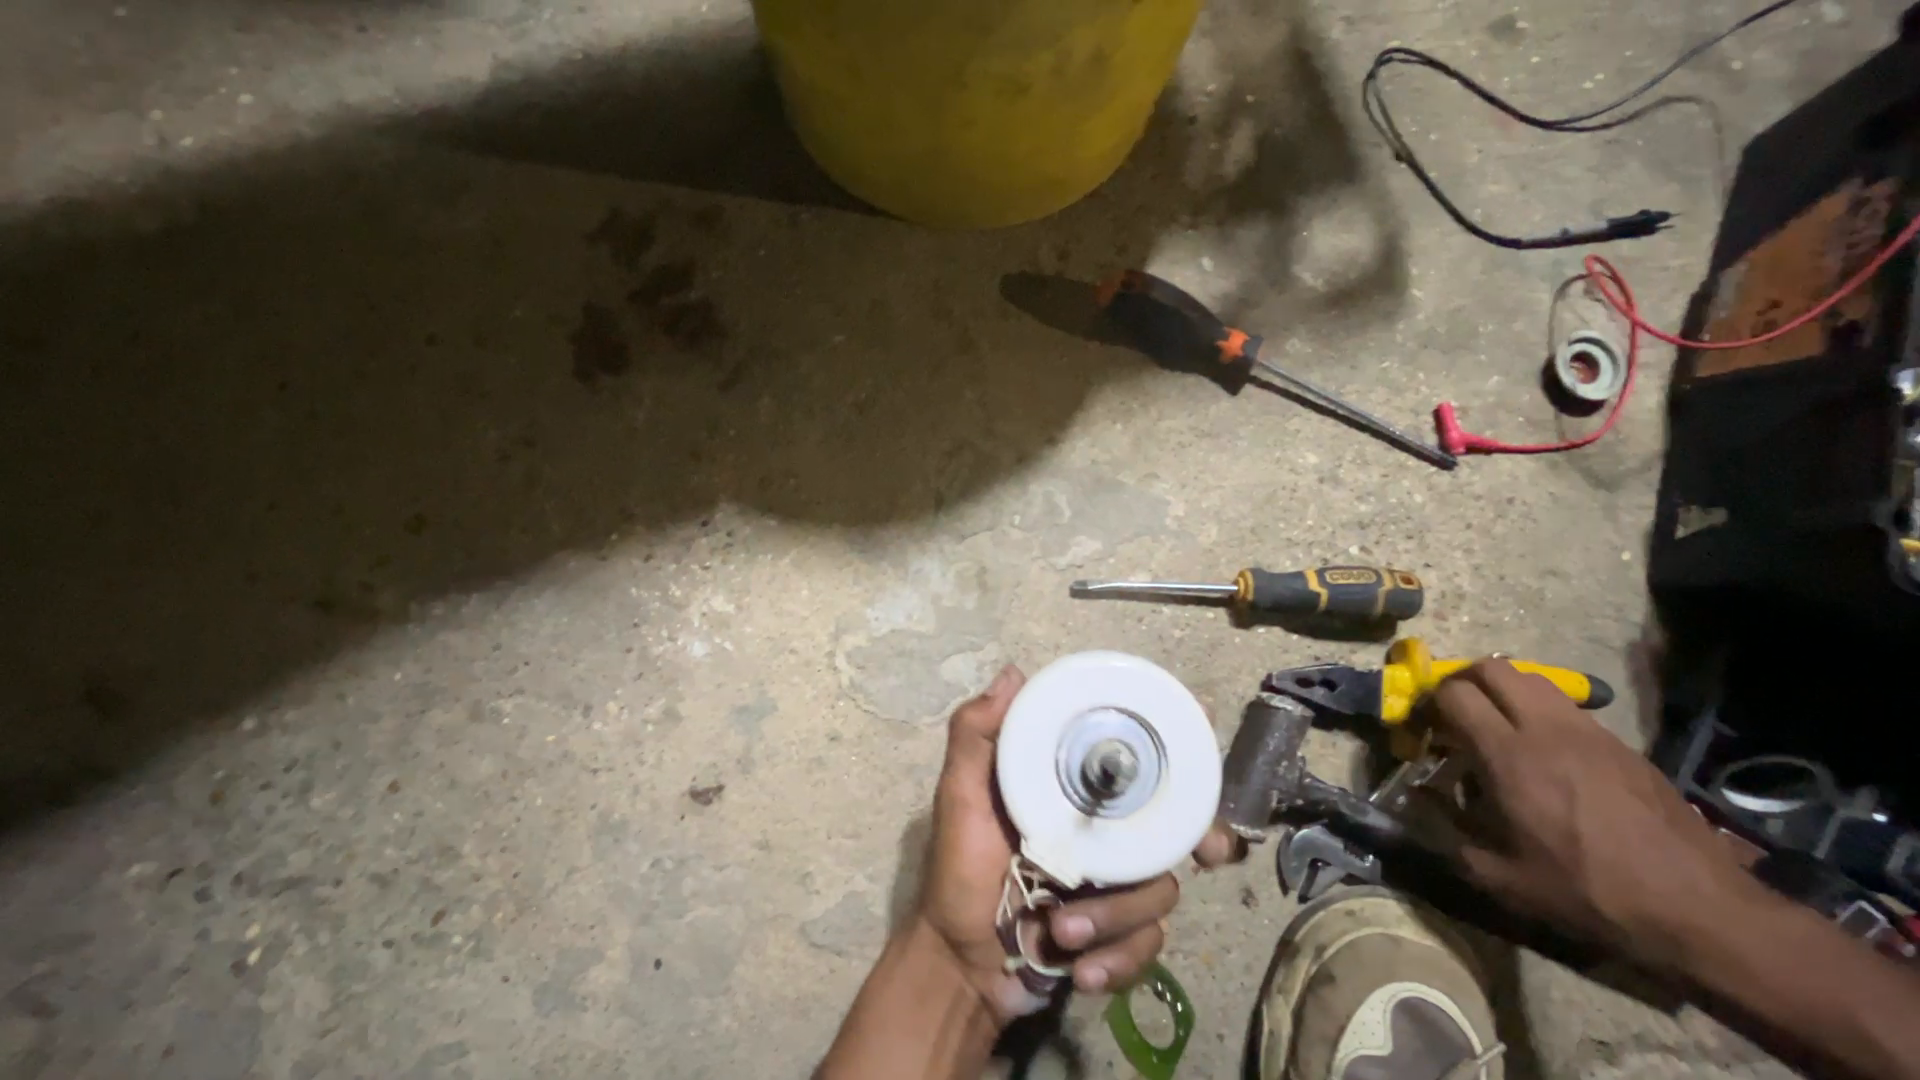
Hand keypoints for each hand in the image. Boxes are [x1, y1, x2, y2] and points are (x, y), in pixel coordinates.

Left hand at [918, 665, 1232, 1024]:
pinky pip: (1147, 946)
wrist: (958, 964)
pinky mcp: (1117, 940)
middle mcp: (1106, 837)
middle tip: (1206, 852)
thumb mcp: (960, 798)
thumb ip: (976, 738)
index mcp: (1077, 798)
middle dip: (1203, 839)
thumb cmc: (957, 872)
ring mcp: (1115, 889)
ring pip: (1161, 893)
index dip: (1182, 764)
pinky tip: (1080, 970)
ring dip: (1116, 917)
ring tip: (1064, 930)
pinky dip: (1117, 961)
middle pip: (1176, 829)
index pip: (1139, 771)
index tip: (1201, 770)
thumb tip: (1014, 674)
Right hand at [1429, 660, 1760, 966]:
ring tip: (1499, 729)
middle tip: (1455, 714)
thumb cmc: (1584, 892)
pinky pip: (1568, 708)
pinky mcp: (1621, 744)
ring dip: (1505, 692)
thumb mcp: (1499, 876)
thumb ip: (1445, 830)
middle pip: (1494, 668)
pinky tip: (1546, 757)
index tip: (1424, 727)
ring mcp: (1590, 731)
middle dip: (1464, 681)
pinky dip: (1542, 714)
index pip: (1455, 693)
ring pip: (1534, 680)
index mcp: (1509, 756)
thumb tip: (1417, 796)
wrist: (1694, 906)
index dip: (1430, 702)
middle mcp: (1547, 729)